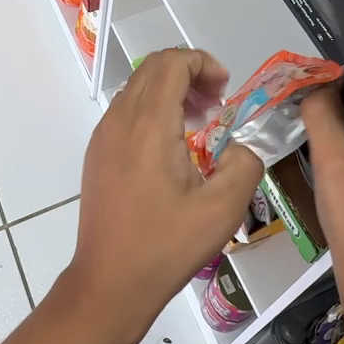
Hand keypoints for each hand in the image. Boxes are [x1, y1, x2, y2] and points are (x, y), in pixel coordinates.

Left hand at [57, 48, 263, 336]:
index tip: (226, 91)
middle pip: (153, 67)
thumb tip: (245, 143)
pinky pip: (126, 110)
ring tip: (199, 122)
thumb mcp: (222, 209)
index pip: (172, 62)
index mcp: (149, 123)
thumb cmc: (166, 244)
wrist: (110, 281)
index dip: (203, 63)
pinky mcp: (98, 151)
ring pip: (138, 87)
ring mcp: (104, 134)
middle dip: (189, 72)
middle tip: (217, 103)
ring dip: (170, 90)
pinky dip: (152, 109)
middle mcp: (120, 118)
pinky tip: (173, 146)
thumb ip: (245, 164)